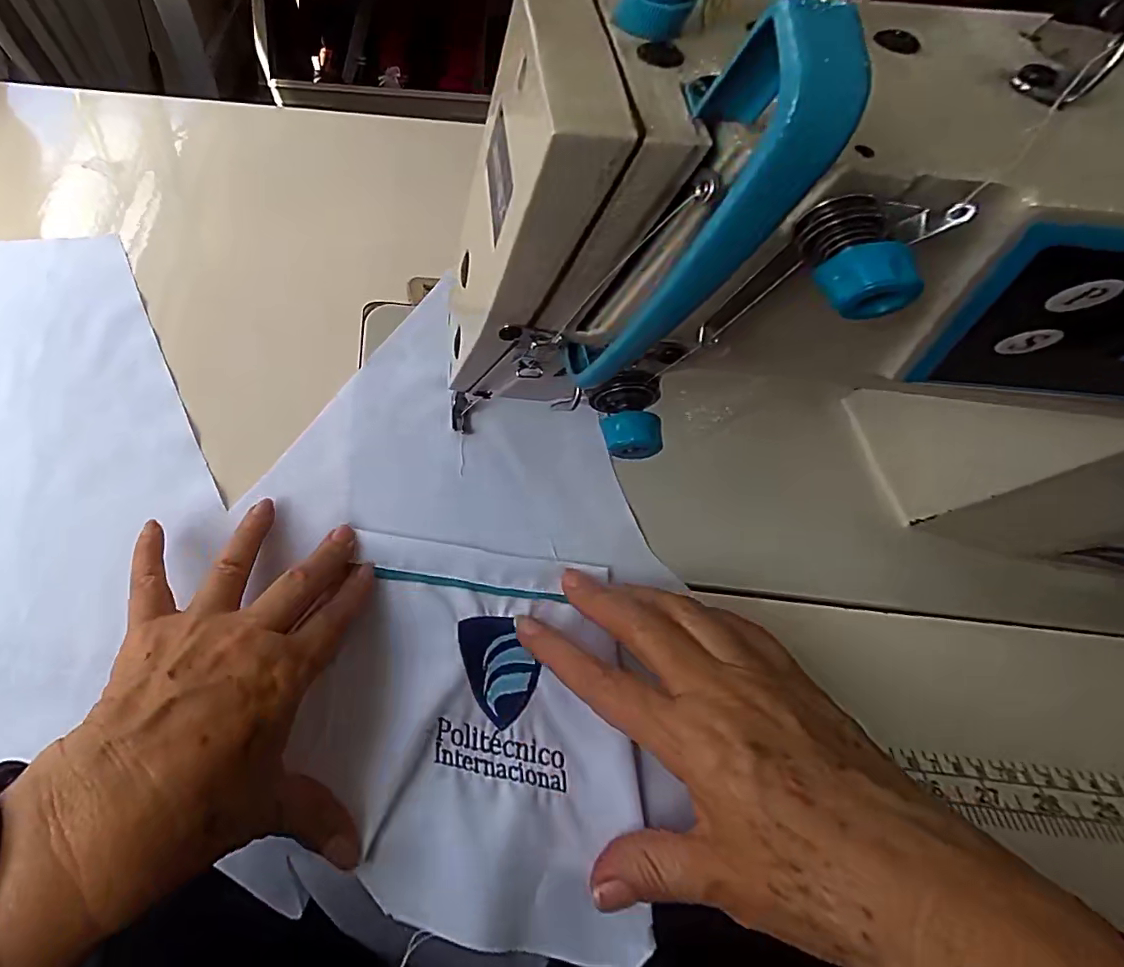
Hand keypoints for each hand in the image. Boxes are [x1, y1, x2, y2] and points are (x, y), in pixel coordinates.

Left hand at [0, 500, 374, 966]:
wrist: (129, 792)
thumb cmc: (207, 802)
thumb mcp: (268, 807)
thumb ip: (310, 815)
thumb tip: (350, 853)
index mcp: (282, 676)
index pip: (329, 630)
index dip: (351, 600)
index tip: (366, 571)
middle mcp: (245, 638)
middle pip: (293, 589)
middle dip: (323, 561)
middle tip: (342, 533)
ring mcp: (195, 626)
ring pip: (230, 568)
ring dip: (251, 536)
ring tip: (266, 507)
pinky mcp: (149, 628)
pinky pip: (148, 582)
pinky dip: (149, 553)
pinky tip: (152, 527)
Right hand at [515, 572, 1123, 966]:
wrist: (949, 899)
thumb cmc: (835, 887)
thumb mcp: (728, 881)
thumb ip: (652, 868)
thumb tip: (600, 883)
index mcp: (695, 739)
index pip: (607, 683)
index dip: (561, 651)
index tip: (531, 625)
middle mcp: (726, 700)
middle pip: (649, 630)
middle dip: (602, 600)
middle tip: (572, 580)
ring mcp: (771, 690)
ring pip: (698, 620)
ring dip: (653, 597)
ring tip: (627, 586)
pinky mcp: (810, 695)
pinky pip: (750, 635)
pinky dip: (714, 615)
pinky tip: (706, 616)